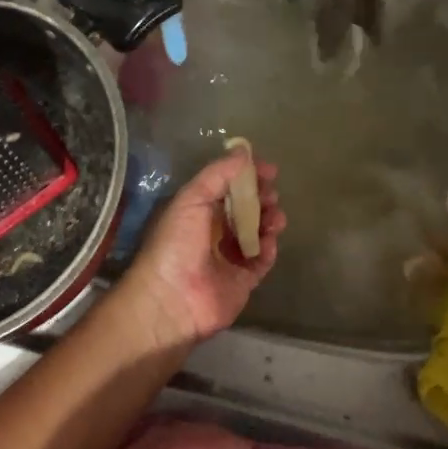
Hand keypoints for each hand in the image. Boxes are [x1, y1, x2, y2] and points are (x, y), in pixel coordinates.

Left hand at [117, 152, 285, 346]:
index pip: (228, 186)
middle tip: (272, 193)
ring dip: (269, 220)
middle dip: (262, 197)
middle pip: (245, 208)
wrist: (172, 298)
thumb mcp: (192, 198)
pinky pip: (262, 260)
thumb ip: (218, 174)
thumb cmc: (177, 242)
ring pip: (257, 232)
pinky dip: (268, 248)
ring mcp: (229, 257)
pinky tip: (269, 240)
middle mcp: (214, 231)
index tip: (269, 169)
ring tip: (275, 216)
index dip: (248, 176)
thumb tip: (244, 150)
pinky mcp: (243, 280)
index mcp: (198, 210)